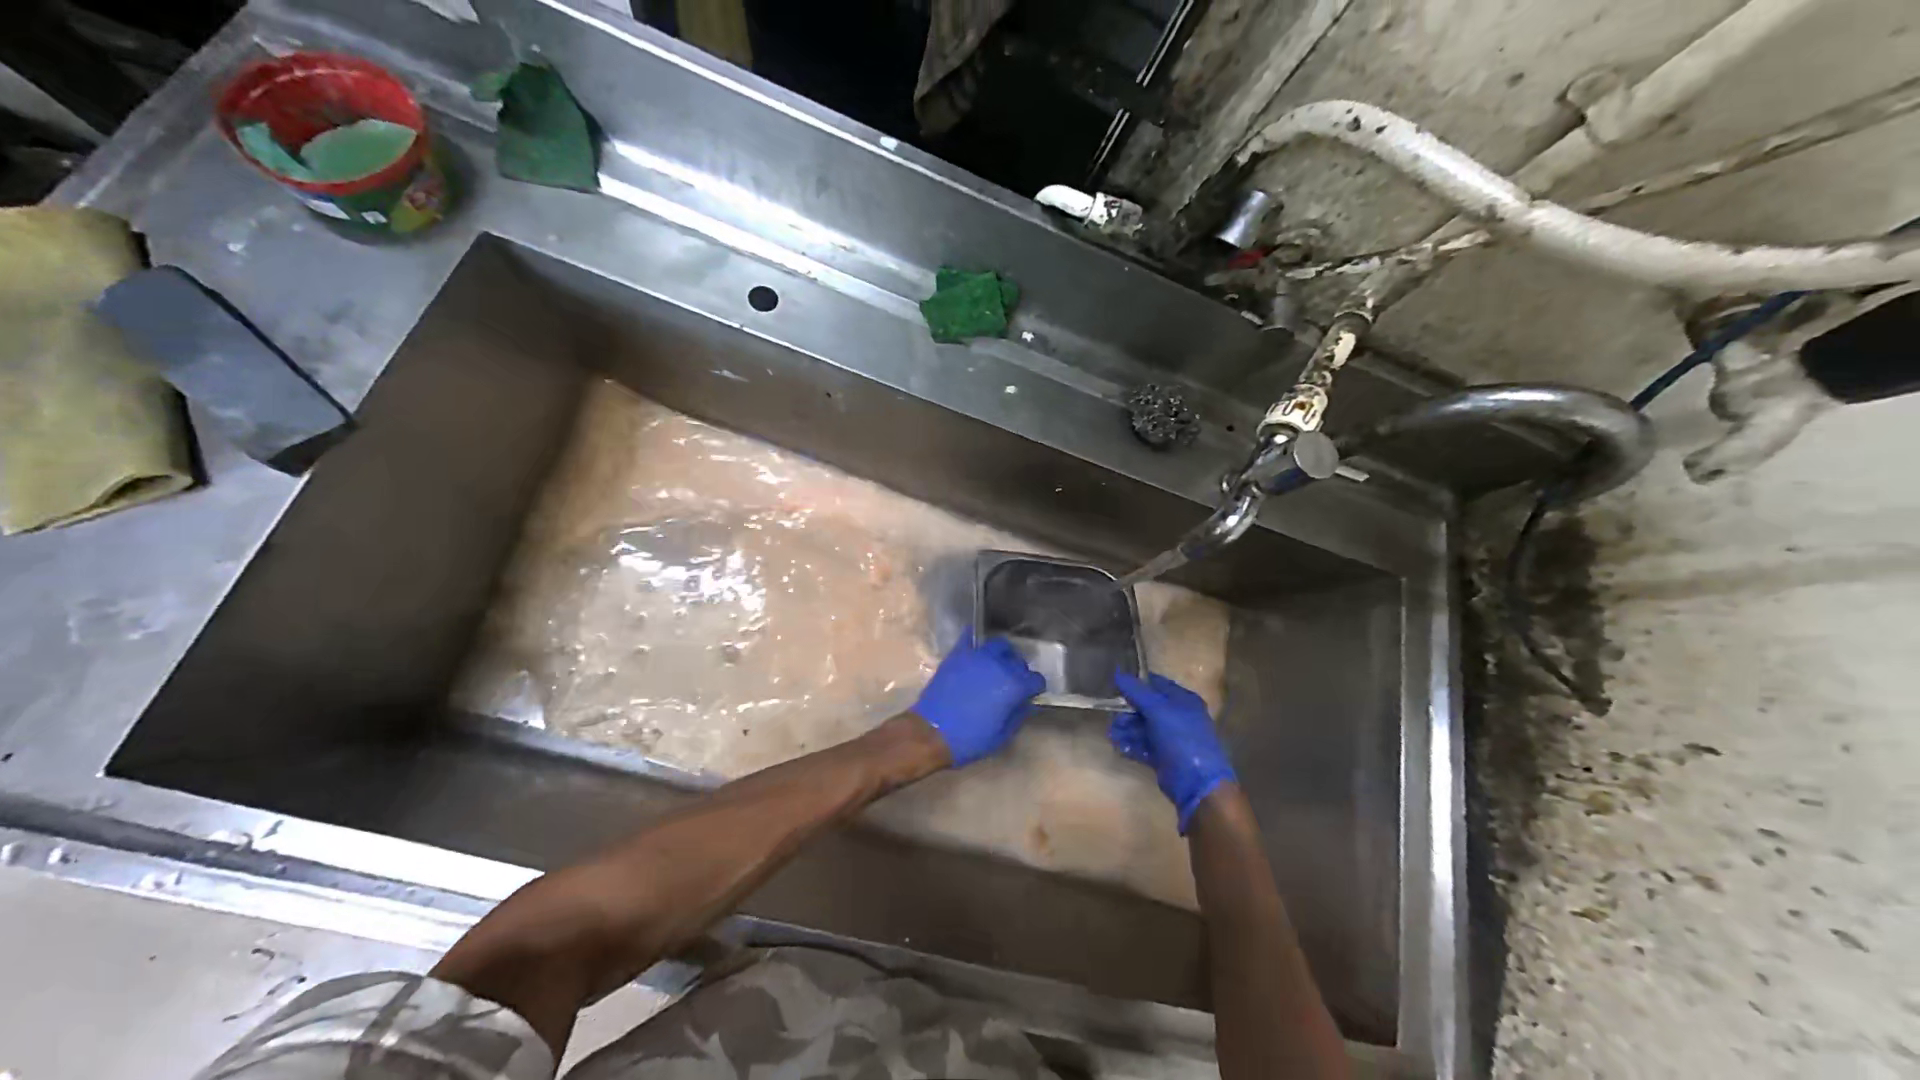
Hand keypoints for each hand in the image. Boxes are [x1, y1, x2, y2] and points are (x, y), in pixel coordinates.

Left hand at [912, 629, 1046, 766]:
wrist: (932, 732)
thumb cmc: (969, 739)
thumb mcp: (1002, 736)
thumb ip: (1018, 715)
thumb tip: (1026, 702)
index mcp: (1014, 686)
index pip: (1036, 679)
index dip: (1034, 688)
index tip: (1029, 695)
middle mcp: (1000, 665)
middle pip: (1018, 661)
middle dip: (1019, 671)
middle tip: (1011, 683)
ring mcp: (977, 656)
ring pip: (999, 645)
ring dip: (1002, 654)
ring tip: (997, 665)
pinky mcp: (957, 654)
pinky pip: (970, 637)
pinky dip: (976, 641)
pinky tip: (977, 651)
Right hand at [1111, 671, 1236, 833]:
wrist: (1197, 783)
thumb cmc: (1181, 738)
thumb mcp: (1159, 710)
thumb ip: (1138, 692)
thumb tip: (1118, 673)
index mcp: (1183, 701)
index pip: (1157, 685)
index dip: (1137, 684)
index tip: (1115, 686)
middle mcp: (1178, 717)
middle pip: (1147, 708)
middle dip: (1128, 712)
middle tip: (1112, 717)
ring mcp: (1171, 738)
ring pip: (1143, 728)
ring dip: (1127, 730)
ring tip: (1113, 736)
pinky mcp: (1164, 757)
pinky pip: (1144, 746)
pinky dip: (1132, 746)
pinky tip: (1120, 748)